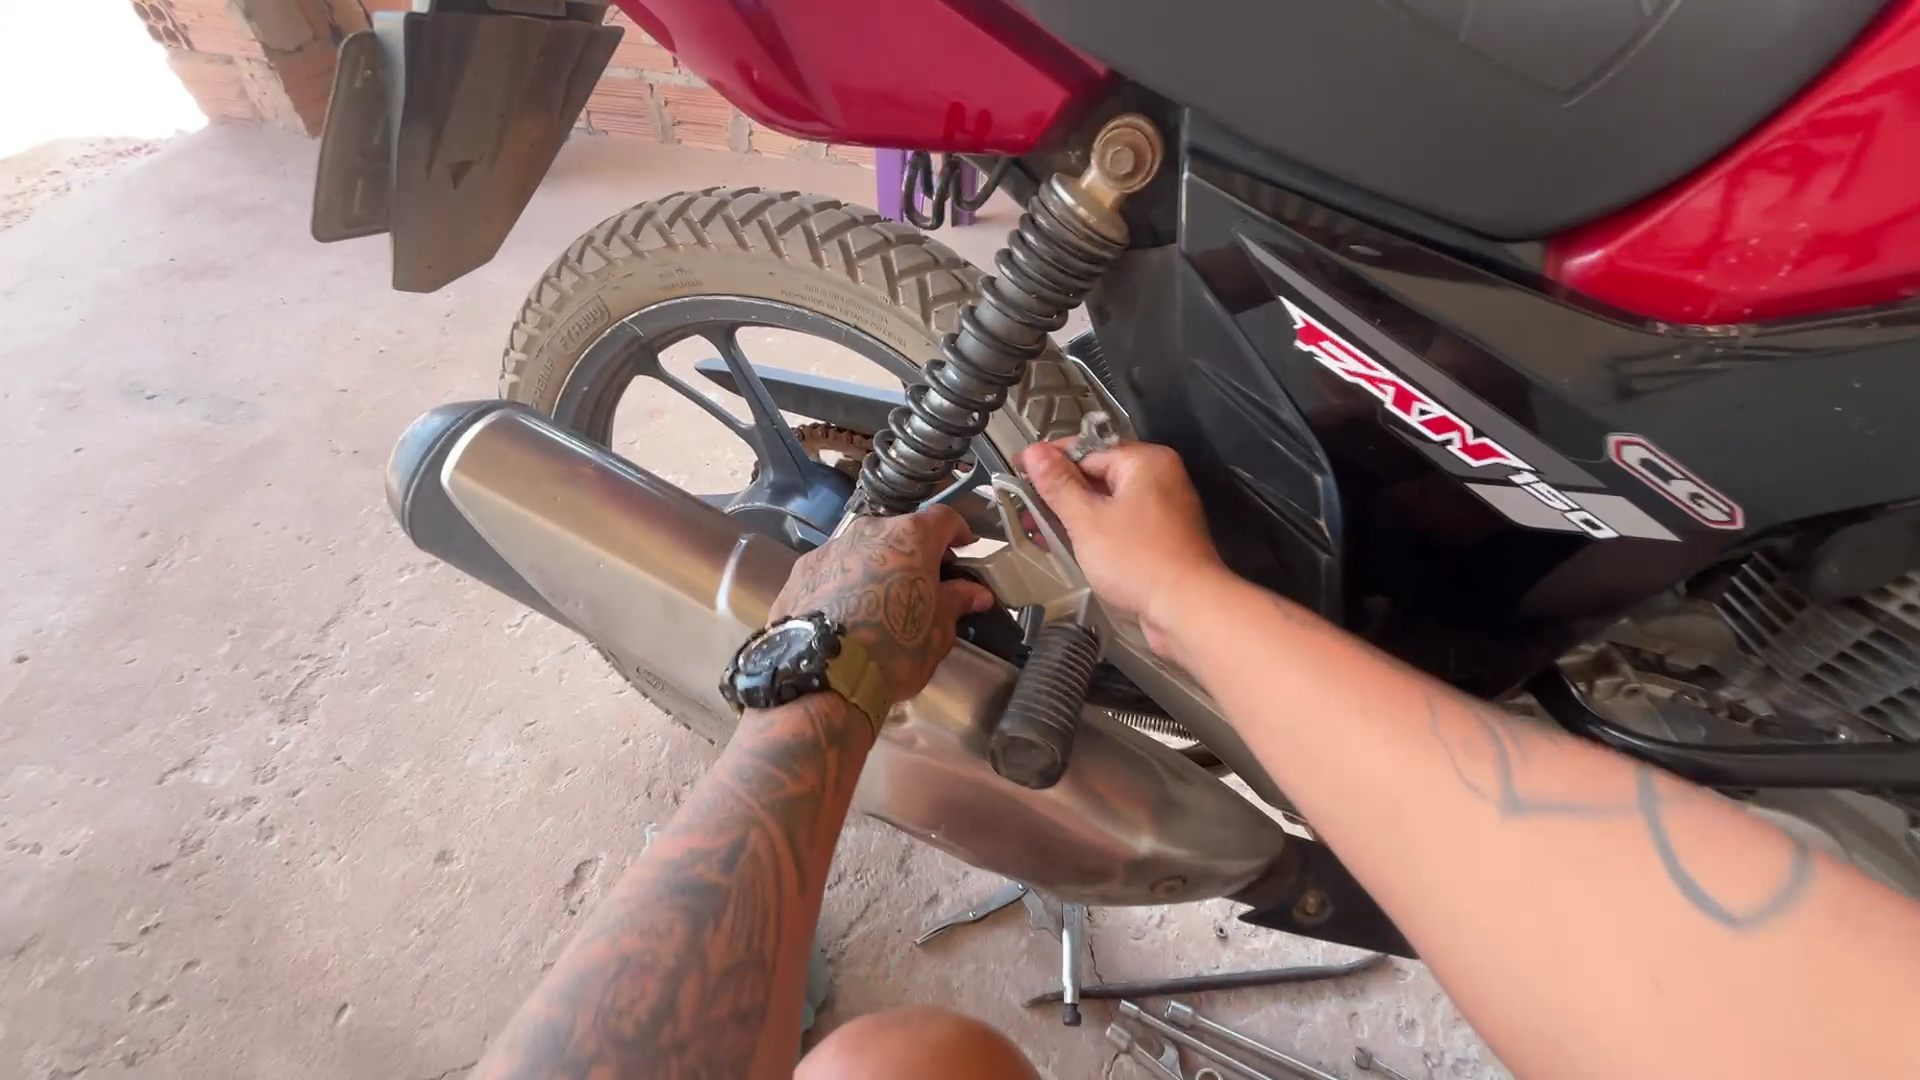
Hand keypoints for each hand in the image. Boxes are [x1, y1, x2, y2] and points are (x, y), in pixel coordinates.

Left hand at [770, 506, 995, 705]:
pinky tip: (845, 610)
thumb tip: (976, 593)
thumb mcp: (937, 632)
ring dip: (877, 565)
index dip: (957, 534)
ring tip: (880, 600)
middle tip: (923, 584)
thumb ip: (956, 602)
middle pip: (901, 532)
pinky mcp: (801, 570)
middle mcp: (869, 531)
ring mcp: (830, 547)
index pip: (944, 519)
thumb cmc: (893, 650)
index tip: (962, 550)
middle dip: (915, 553)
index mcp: (911, 538)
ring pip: (864, 548)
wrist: (823, 676)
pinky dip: (846, 580)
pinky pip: (834, 567)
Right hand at [1019, 440, 1227, 651]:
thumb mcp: (1086, 520)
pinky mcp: (1161, 537)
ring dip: (1072, 515)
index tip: (1019, 471)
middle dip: (1058, 493)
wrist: (1187, 609)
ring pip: (1106, 502)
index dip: (1048, 462)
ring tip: (1037, 529)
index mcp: (1145, 461)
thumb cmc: (1139, 560)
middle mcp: (1158, 478)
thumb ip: (1058, 485)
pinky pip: (1119, 524)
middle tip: (1024, 507)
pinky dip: (1094, 531)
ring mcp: (1162, 509)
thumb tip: (1035, 452)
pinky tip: (1066, 544)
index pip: (1086, 449)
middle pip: (1097, 475)